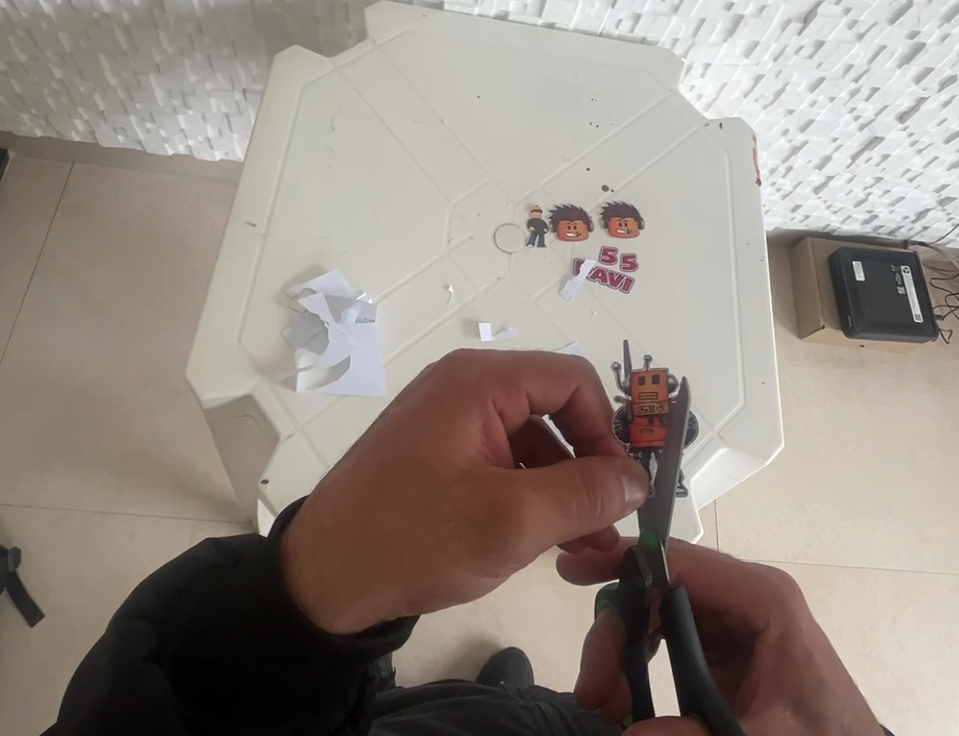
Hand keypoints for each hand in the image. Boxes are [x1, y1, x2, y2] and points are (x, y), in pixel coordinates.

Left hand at [281, 349, 650, 634]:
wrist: (320, 578)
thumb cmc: (415, 537)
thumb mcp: (511, 520)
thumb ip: (584, 493)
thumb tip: (638, 477)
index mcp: (481, 382)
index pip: (572, 380)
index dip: (605, 429)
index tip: (619, 488)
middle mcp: (465, 386)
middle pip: (553, 408)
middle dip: (586, 465)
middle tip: (606, 526)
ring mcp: (449, 417)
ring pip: (530, 438)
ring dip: (561, 486)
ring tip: (581, 545)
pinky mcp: (438, 450)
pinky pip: (501, 457)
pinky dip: (528, 492)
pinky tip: (541, 538)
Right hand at [557, 539, 882, 735]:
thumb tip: (628, 734)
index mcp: (761, 598)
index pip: (680, 560)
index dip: (625, 560)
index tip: (575, 572)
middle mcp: (741, 596)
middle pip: (658, 589)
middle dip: (616, 631)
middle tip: (590, 686)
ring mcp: (730, 620)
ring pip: (654, 613)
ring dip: (621, 651)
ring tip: (601, 700)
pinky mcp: (721, 647)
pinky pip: (664, 640)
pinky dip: (637, 664)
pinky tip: (621, 698)